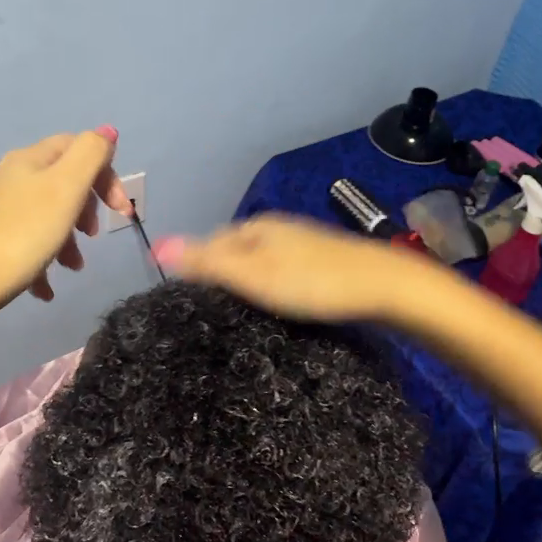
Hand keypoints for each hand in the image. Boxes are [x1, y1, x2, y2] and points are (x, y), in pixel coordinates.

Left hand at [0, 127, 132, 322]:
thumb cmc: (19, 235)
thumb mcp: (64, 189)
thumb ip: (90, 155)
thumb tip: (107, 131)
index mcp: (29, 161)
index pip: (77, 147)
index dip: (105, 173)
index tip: (120, 210)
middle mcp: (9, 178)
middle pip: (61, 182)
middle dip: (86, 208)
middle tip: (93, 236)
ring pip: (44, 216)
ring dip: (67, 240)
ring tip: (73, 269)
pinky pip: (24, 245)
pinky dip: (42, 263)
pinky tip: (45, 290)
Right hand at [154, 214, 444, 323]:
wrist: (383, 287)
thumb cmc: (312, 283)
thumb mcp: (253, 275)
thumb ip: (207, 262)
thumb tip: (157, 245)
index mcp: (255, 227)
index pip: (209, 243)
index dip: (194, 269)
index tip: (186, 304)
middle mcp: (276, 228)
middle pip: (234, 251)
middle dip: (219, 275)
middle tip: (209, 314)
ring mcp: (301, 244)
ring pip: (259, 262)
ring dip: (246, 282)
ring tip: (238, 314)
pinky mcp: (322, 262)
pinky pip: (281, 272)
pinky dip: (271, 287)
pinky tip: (276, 306)